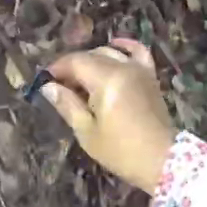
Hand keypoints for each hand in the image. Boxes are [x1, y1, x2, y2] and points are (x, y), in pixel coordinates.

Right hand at [41, 39, 176, 193]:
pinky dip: (124, 46)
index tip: (44, 81)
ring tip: (81, 79)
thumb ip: (67, 104)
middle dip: (72, 66)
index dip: (57, 68)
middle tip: (60, 86)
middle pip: (91, 56)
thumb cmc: (120, 150)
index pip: (75, 61)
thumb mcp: (87, 131)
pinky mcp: (150, 75)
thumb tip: (48, 87)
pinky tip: (113, 47)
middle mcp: (123, 67)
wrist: (161, 160)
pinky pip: (137, 51)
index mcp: (106, 79)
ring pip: (110, 52)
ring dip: (92, 60)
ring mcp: (139, 69)